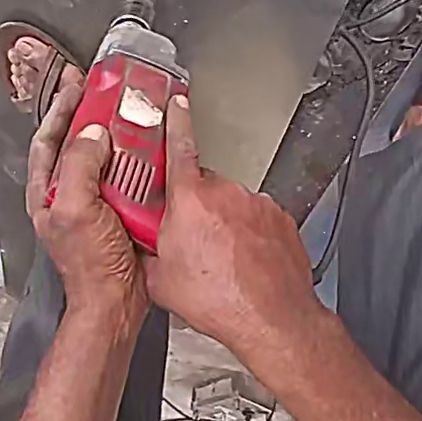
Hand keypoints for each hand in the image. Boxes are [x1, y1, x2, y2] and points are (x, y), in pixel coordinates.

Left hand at [27, 82, 144, 315]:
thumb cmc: (90, 266)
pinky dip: (137, 157)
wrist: (117, 299)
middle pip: (76, 143)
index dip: (60, 111)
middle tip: (101, 88)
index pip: (48, 140)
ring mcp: (97, 201)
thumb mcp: (75, 210)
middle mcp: (70, 194)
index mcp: (48, 193)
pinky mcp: (123, 209)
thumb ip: (78, 168)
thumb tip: (91, 134)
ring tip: (126, 109)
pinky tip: (148, 145)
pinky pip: (129, 174)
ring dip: (115, 133)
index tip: (75, 87)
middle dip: (87, 114)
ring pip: (104, 156)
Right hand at [145, 94, 326, 360]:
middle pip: (204, 187)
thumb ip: (147, 251)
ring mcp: (257, 205)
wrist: (270, 318)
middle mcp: (227, 194)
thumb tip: (142, 247)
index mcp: (191, 201)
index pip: (180, 147)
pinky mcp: (279, 218)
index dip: (176, 121)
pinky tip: (244, 261)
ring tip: (221, 258)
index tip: (177, 103)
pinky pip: (256, 218)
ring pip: (231, 204)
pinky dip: (249, 233)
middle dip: (196, 206)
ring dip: (224, 223)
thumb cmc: (220, 300)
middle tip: (192, 239)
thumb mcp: (161, 281)